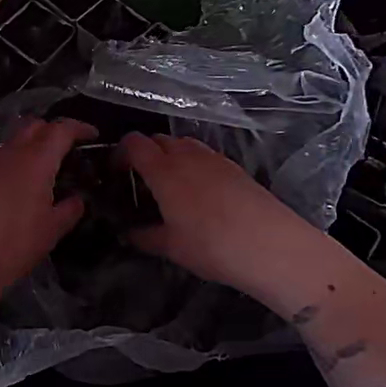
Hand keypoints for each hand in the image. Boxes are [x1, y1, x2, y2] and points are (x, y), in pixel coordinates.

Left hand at [0, 117, 95, 336]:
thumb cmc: (17, 244)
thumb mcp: (53, 229)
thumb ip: (70, 209)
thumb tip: (77, 199)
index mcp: (36, 160)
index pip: (61, 130)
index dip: (80, 128)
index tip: (93, 136)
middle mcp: (12, 153)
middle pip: (35, 125)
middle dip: (55, 130)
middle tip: (70, 147)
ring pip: (16, 137)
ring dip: (34, 141)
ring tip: (49, 163)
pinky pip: (3, 153)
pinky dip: (18, 155)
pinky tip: (25, 179)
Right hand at [120, 132, 325, 294]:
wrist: (270, 245)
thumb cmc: (211, 245)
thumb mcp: (171, 247)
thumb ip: (145, 236)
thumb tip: (129, 233)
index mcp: (164, 170)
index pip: (134, 143)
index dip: (120, 153)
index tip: (115, 174)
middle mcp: (187, 156)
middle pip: (158, 139)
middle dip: (145, 154)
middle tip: (141, 182)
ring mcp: (214, 158)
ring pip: (184, 144)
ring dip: (171, 156)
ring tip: (170, 186)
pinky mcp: (235, 167)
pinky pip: (205, 155)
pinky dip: (194, 164)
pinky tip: (199, 192)